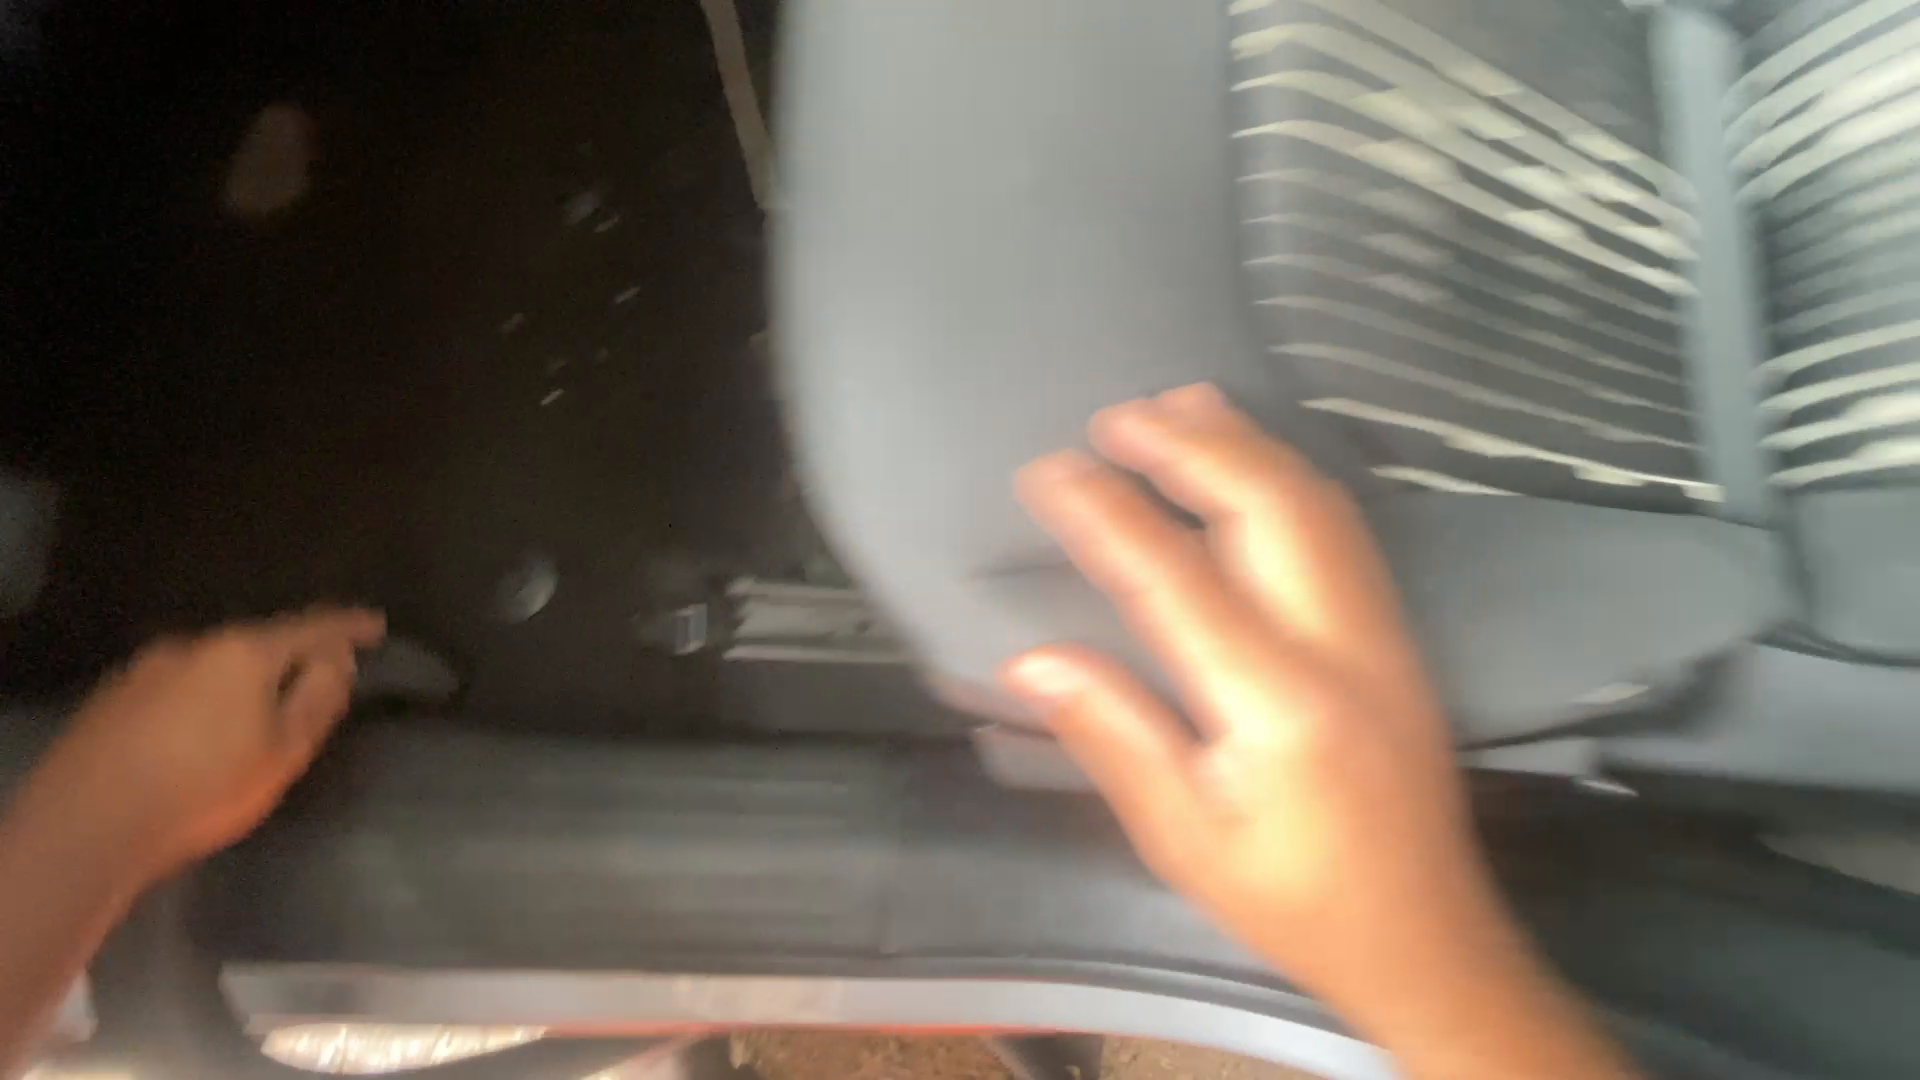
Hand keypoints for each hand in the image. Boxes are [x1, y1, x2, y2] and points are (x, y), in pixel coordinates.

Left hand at [39, 608, 384, 881]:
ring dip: (248, 675)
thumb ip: (321, 695)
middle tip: (322, 674)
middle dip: (294, 654)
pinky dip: (209, 693)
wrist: (78, 835)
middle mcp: (191, 647)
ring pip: (216, 663)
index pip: (313, 627)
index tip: (377, 626)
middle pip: (260, 641)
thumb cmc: (204, 788)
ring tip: (265, 702)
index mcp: (243, 653)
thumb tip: (334, 659)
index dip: (350, 626)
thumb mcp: (289, 747)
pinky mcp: (109, 701)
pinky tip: (208, 724)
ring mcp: (142, 672)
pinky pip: (181, 683)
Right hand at [1000, 384, 1507, 1010]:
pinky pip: (1338, 527)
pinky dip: (1282, 474)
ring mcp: (1380, 632)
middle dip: (1188, 447)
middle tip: (1115, 417)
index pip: (1177, 578)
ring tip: (1176, 404)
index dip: (1107, 514)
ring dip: (1241, 443)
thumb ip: (1112, 735)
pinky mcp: (1393, 634)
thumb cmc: (1292, 900)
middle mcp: (1340, 646)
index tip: (1049, 471)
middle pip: (1269, 508)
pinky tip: (1246, 458)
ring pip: (1315, 504)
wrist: (1430, 945)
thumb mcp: (1184, 837)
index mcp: (1277, 704)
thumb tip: (1031, 658)